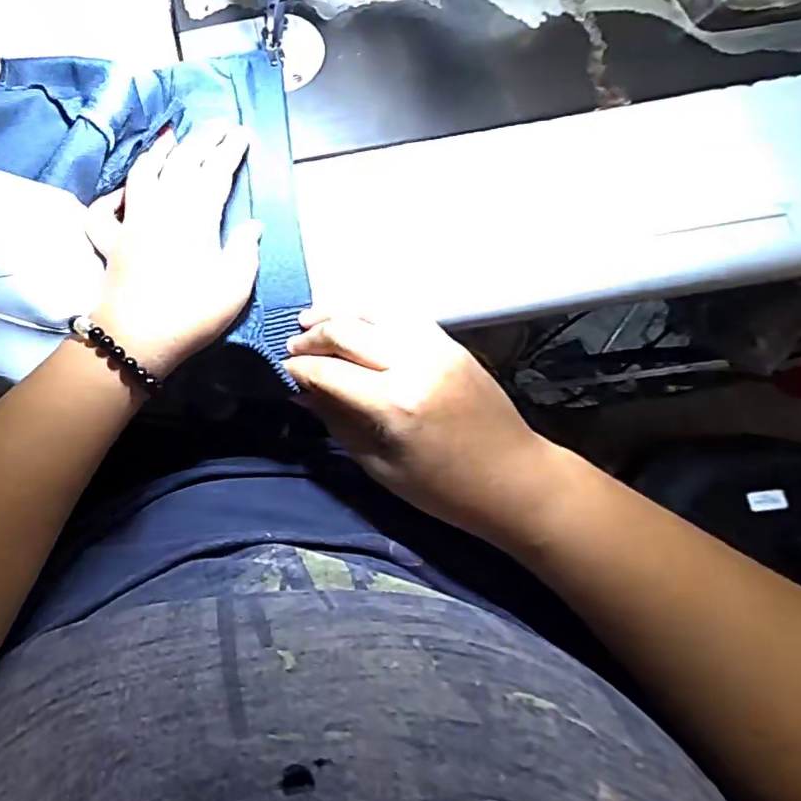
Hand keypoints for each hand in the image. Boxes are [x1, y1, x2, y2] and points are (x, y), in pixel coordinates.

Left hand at [83, 122, 262, 374]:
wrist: (136, 340)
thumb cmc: (192, 313)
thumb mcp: (235, 286)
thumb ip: (245, 250)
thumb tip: (251, 225)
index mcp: (197, 214)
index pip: (216, 170)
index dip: (230, 150)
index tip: (242, 134)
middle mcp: (162, 207)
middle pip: (182, 162)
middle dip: (202, 139)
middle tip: (217, 126)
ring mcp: (132, 222)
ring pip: (143, 174)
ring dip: (158, 153)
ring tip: (171, 138)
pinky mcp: (110, 242)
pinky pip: (103, 212)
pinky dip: (110, 198)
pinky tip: (120, 192)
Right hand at [283, 310, 567, 552]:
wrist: (517, 479)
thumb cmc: (445, 489)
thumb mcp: (379, 466)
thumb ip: (337, 421)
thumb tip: (303, 391)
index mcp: (395, 403)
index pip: (329, 371)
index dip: (299, 370)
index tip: (283, 372)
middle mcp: (414, 364)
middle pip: (347, 331)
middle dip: (313, 337)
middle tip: (293, 348)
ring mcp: (436, 347)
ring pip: (374, 311)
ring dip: (338, 313)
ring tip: (313, 321)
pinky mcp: (451, 342)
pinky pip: (401, 315)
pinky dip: (371, 313)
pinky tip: (355, 321)